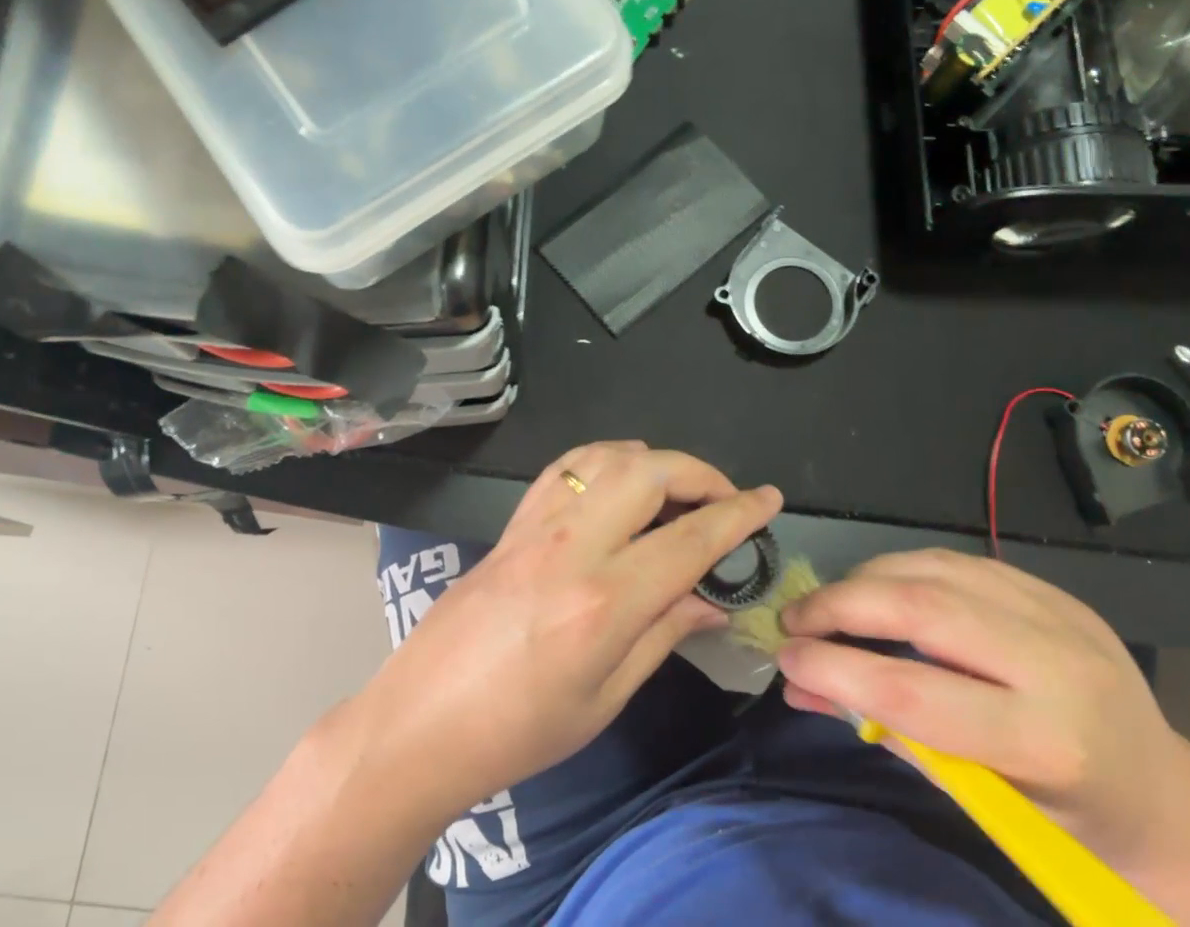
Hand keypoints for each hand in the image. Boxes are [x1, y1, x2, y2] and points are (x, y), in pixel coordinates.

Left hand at [345, 442, 782, 814]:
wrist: (420, 725)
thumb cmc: (519, 731)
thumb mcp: (606, 697)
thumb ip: (665, 635)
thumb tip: (714, 600)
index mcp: (604, 602)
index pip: (689, 539)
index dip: (739, 515)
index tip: (769, 501)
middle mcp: (571, 548)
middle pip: (648, 473)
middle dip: (700, 473)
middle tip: (725, 500)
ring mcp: (533, 530)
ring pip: (604, 458)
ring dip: (652, 460)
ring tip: (676, 490)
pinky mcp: (509, 527)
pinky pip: (562, 470)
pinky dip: (602, 462)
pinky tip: (616, 484)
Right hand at [775, 550, 1189, 870]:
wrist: (1160, 793)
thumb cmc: (1063, 819)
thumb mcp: (975, 795)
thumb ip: (887, 733)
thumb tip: (800, 689)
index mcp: (1043, 740)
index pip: (914, 691)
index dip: (835, 668)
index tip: (785, 660)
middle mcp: (1056, 665)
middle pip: (924, 607)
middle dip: (841, 605)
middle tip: (794, 620)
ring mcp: (1061, 617)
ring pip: (938, 569)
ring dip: (866, 579)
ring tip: (828, 604)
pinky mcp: (1056, 592)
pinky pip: (961, 561)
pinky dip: (904, 570)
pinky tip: (877, 590)